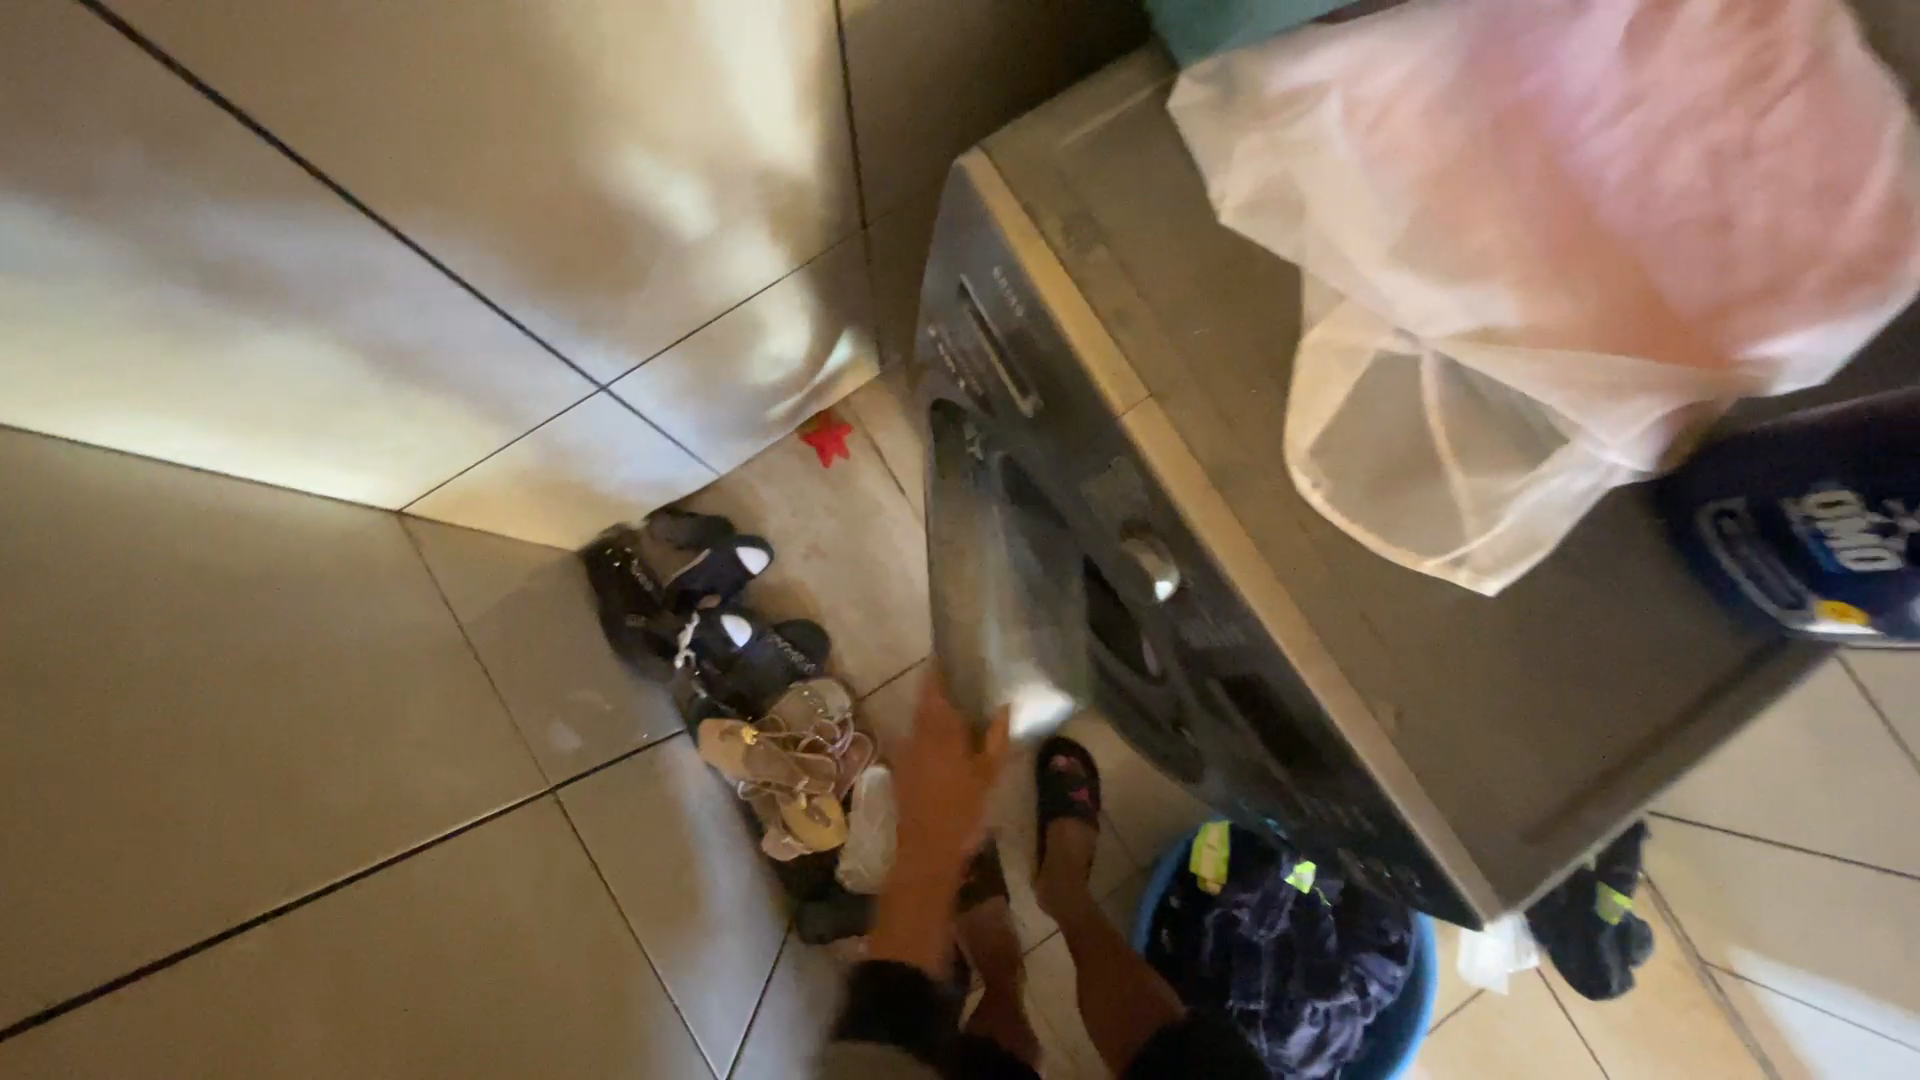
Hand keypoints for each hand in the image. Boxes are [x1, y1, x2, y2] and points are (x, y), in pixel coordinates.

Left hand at [869, 671, 1009, 976]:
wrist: (925, 851)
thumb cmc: (963, 811)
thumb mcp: (989, 774)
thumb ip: (998, 737)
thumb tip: (1005, 706)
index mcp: (940, 730)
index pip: (934, 688)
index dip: (938, 669)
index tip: (947, 654)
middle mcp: (917, 733)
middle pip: (924, 700)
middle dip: (936, 686)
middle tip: (956, 676)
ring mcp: (905, 750)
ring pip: (917, 719)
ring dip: (931, 708)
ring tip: (954, 704)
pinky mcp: (900, 766)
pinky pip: (914, 736)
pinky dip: (926, 729)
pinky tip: (943, 738)